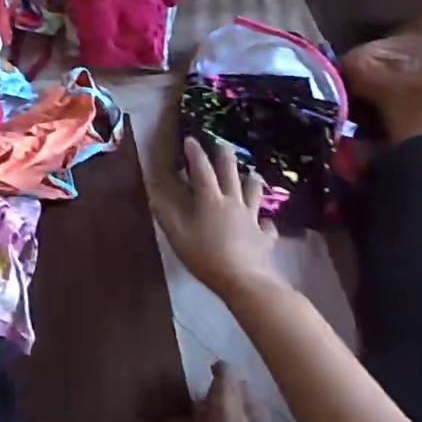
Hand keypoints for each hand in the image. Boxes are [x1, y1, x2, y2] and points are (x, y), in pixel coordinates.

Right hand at [152, 136, 284, 299]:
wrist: (246, 282)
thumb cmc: (207, 257)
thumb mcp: (178, 237)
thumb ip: (165, 215)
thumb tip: (154, 195)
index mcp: (210, 200)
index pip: (201, 169)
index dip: (195, 153)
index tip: (190, 139)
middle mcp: (233, 202)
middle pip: (230, 172)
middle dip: (224, 155)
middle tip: (222, 142)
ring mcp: (252, 218)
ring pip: (253, 192)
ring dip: (251, 180)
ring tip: (251, 173)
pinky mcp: (265, 236)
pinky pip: (267, 225)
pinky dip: (265, 222)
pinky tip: (265, 223)